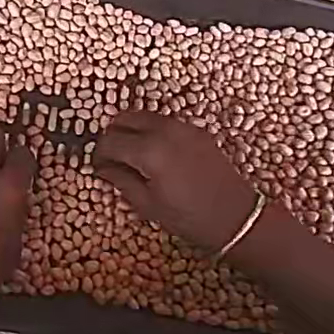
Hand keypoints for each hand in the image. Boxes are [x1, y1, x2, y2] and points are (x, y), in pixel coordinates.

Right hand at [93, 112, 257, 251]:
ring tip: (131, 158)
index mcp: (149, 151)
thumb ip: (121, 180)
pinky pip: (164, 122)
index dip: (99, 155)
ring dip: (132, 131)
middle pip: (124, 119)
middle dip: (113, 136)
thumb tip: (103, 167)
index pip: (110, 141)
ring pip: (144, 116)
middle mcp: (165, 130)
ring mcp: (183, 127)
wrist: (235, 216)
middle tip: (111, 159)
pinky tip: (153, 155)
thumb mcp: (148, 205)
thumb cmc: (189, 217)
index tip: (97, 168)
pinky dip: (151, 131)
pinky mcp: (196, 131)